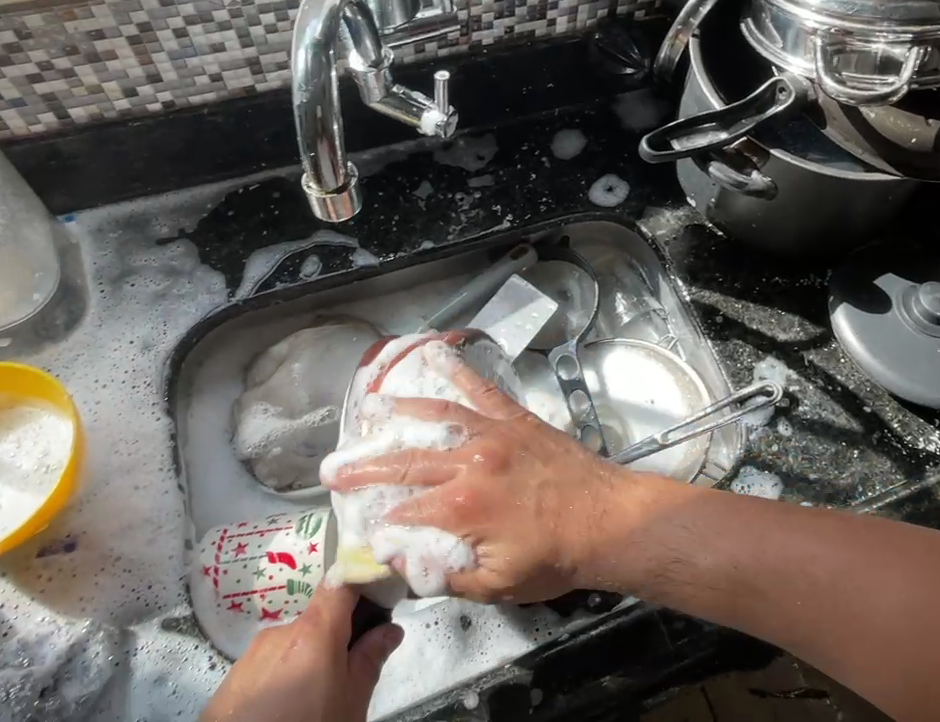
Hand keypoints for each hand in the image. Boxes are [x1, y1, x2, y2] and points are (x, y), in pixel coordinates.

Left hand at [201, 585, 401, 721]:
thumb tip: (390, 630)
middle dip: (335, 639)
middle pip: (317, 620)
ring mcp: (250, 656)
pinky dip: (280, 680)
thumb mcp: (352, 702)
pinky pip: (265, 668)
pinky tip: (283, 713)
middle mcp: (280, 633)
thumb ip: (371, 660)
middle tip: (347, 672)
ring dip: (306, 662)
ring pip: (291, 647)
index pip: (341, 582)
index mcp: (314, 631)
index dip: (361, 584)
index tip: (378, 600)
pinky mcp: (230, 682)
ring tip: (311, 701)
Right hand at [322, 352, 661, 603]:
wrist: (607, 519)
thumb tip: (399, 558)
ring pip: (436, 417)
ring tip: (368, 408)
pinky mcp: (514, 418)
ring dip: (398, 413)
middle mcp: (471, 461)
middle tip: (332, 469)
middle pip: (407, 462)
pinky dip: (457, 371)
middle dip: (366, 468)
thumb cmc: (555, 557)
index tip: (366, 526)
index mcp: (462, 506)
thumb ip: (444, 573)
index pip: (406, 510)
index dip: (383, 521)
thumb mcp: (497, 584)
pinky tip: (437, 355)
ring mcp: (493, 433)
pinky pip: (480, 390)